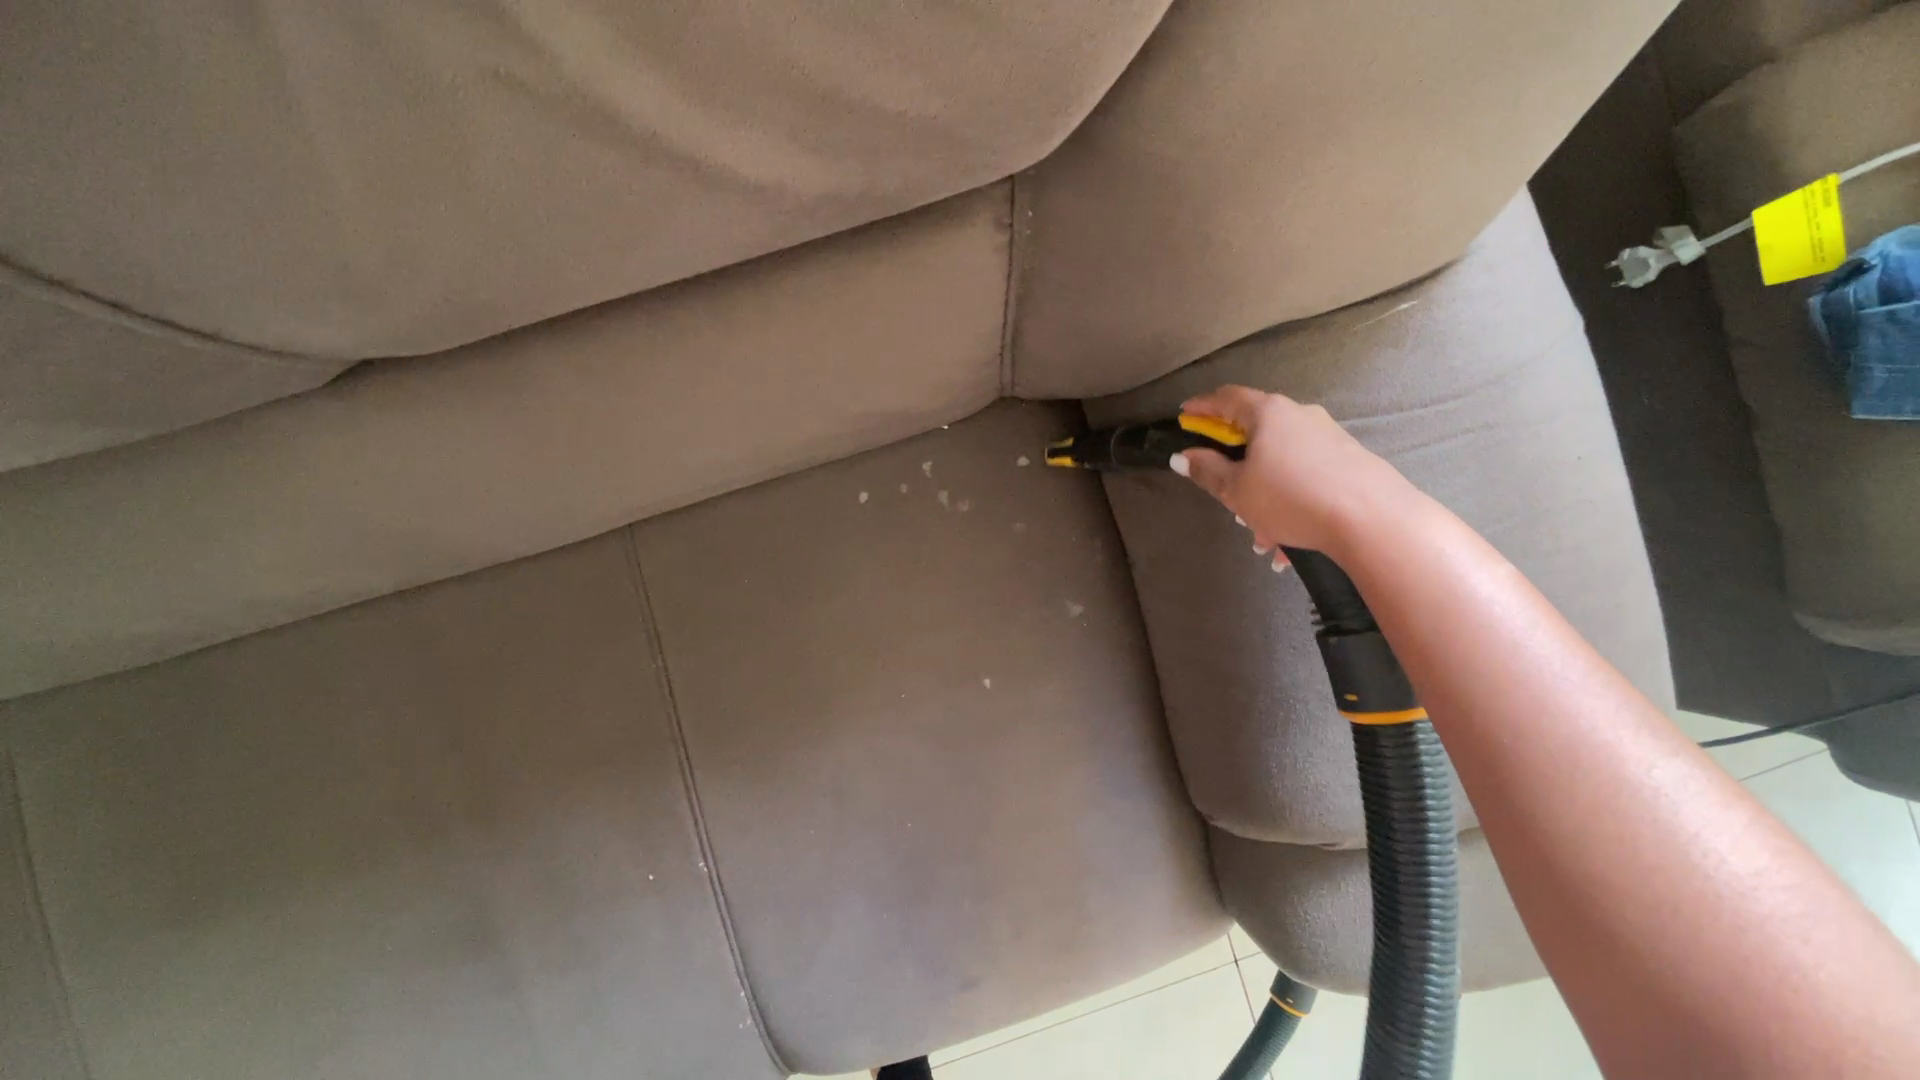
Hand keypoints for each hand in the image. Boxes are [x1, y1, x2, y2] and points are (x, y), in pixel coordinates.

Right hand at [1171, 385, 1415, 565]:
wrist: (1372, 518)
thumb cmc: (1291, 497)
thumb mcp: (1237, 490)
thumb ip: (1207, 471)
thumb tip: (1182, 457)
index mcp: (1268, 413)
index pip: (1226, 398)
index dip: (1202, 407)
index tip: (1185, 416)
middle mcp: (1299, 415)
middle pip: (1256, 434)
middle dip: (1237, 466)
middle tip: (1224, 493)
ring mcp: (1328, 436)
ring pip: (1281, 463)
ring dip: (1264, 495)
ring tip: (1261, 535)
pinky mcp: (1349, 460)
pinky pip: (1306, 478)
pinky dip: (1290, 502)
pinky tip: (1289, 541)